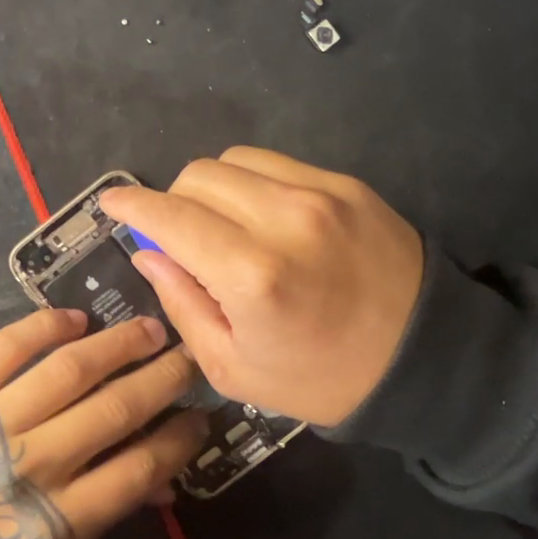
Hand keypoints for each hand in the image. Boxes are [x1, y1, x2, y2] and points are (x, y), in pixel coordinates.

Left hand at [0, 309, 208, 538]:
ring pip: (67, 370)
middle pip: (112, 410)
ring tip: (148, 329)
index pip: (138, 468)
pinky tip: (76, 318)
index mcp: (57, 520)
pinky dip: (44, 327)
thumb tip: (165, 478)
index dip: (179, 439)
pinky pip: (6, 347)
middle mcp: (30, 464)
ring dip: (116, 344)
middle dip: (161, 380)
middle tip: (188, 357)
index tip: (201, 416)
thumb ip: (108, 513)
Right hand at [97, 147, 425, 426]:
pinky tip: (265, 219)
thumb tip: (148, 254)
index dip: (131, 205)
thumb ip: (182, 304)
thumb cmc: (321, 378)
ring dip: (213, 189)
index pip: (169, 217)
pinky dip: (252, 184)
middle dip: (174, 203)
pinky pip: (276, 163)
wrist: (426, 360)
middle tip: (182, 239)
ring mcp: (320, 193)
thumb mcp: (234, 368)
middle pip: (197, 177)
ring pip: (233, 160)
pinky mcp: (347, 184)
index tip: (111, 204)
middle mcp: (283, 219)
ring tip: (225, 226)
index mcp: (250, 275)